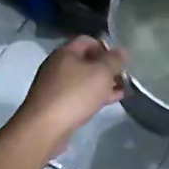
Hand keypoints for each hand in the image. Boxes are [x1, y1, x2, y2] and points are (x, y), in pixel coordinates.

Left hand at [12, 36, 127, 145]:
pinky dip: (93, 96)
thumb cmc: (75, 94)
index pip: (88, 40)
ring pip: (83, 79)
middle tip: (123, 76)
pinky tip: (108, 102)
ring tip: (121, 90)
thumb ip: (114, 60)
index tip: (120, 60)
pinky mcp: (56, 104)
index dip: (106, 47)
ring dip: (102, 83)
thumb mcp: (101, 73)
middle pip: (85, 60)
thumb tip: (122, 50)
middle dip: (106, 67)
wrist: (45, 127)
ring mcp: (55, 86)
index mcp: (65, 52)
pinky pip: (78, 94)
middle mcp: (57, 65)